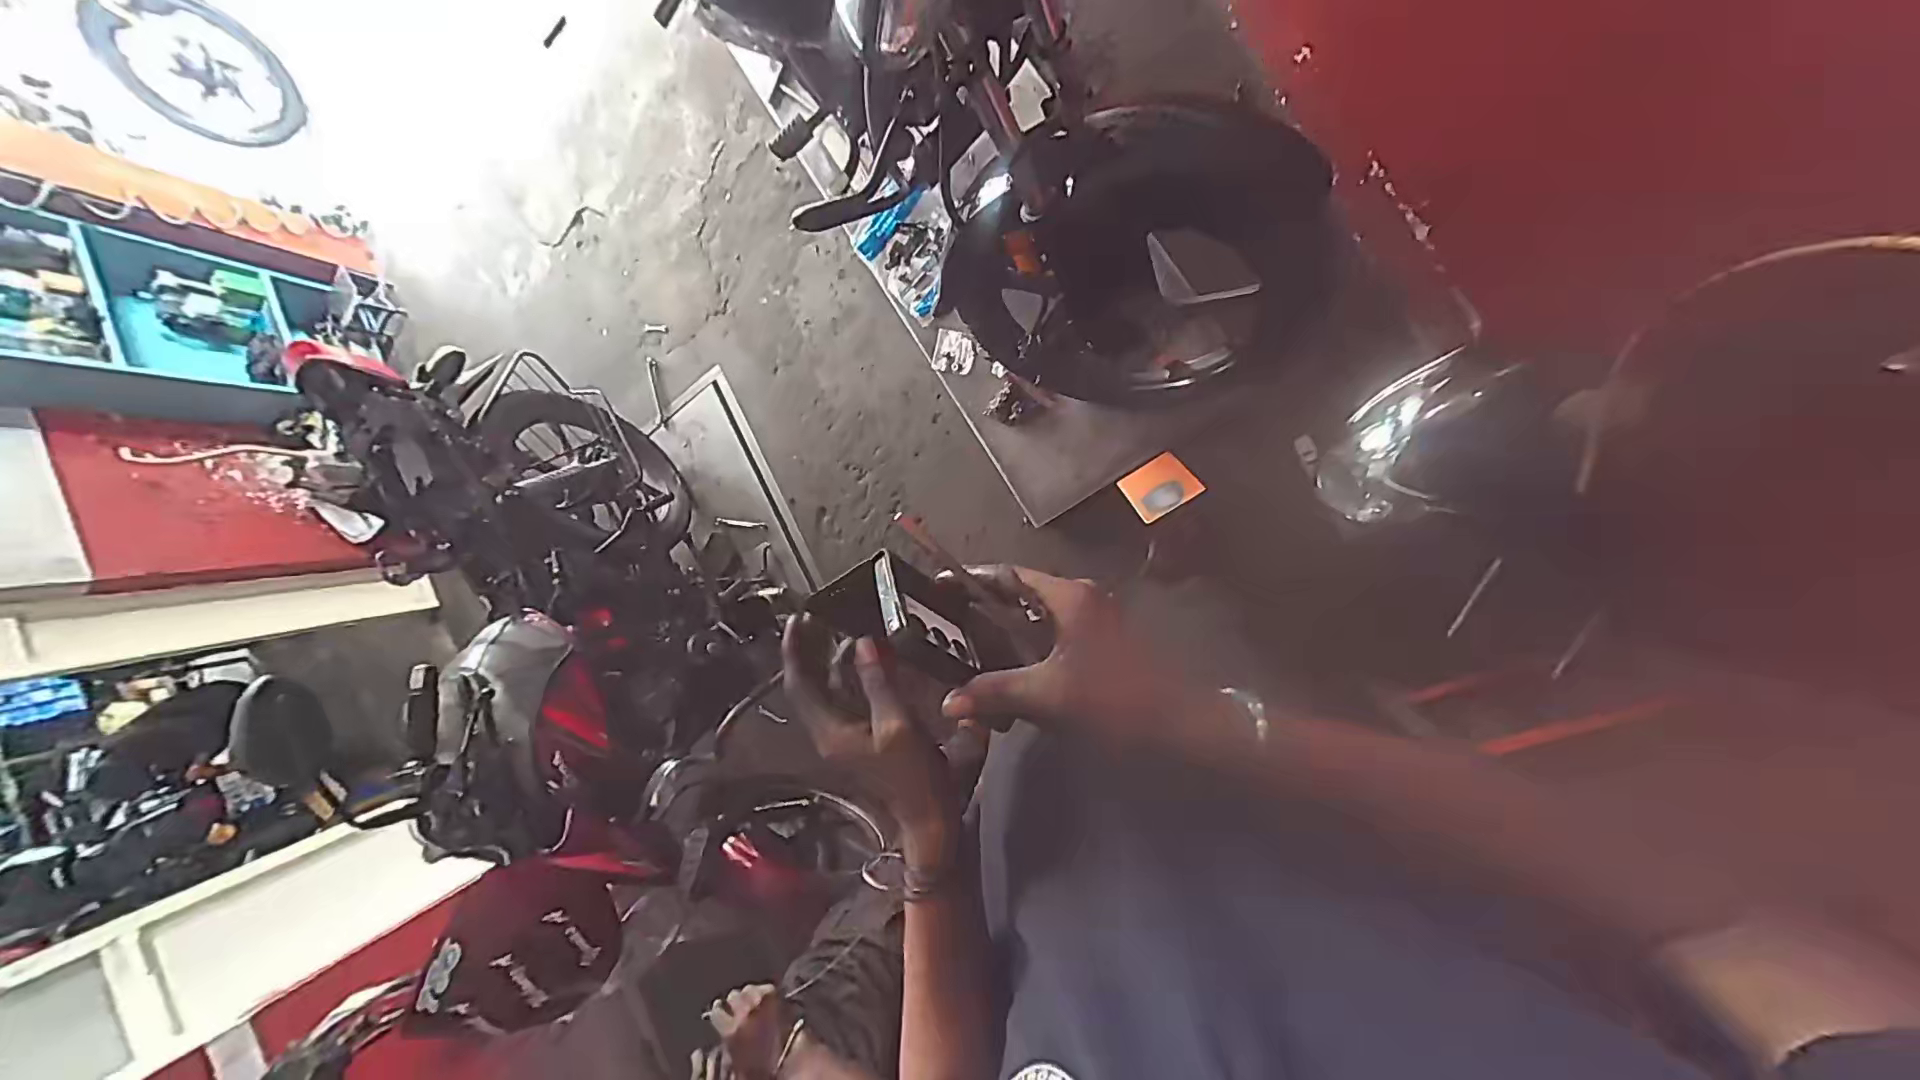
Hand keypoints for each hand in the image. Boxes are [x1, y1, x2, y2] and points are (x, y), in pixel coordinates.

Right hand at [705, 983, 792, 1079]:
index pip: (717, 1011)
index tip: (721, 1010)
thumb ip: (727, 1039)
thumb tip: (725, 1027)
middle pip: (733, 996)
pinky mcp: (774, 993)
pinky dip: (763, 991)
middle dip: (734, 1001)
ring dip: (749, 994)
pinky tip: (765, 999)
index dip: (719, 1011)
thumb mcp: (736, 1059)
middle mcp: (743, 1012)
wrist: (789, 1054)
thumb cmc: (762, 1065)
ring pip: (748, 989)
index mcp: (731, 1031)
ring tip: (753, 1001)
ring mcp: (759, 1000)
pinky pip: (763, 987)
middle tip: (739, 1007)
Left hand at [782, 615, 956, 854]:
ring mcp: (843, 736)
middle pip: (808, 684)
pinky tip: (862, 660)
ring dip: (829, 660)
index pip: (800, 684)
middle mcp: (828, 733)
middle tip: (817, 617)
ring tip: (840, 629)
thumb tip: (863, 645)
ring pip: (826, 690)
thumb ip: (878, 684)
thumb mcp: (898, 726)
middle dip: (809, 650)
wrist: (925, 821)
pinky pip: (844, 698)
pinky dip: (847, 675)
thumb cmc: (912, 779)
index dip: (796, 650)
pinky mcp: (859, 737)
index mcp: (829, 731)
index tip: (798, 620)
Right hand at [939, 566, 1205, 745]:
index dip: (974, 578)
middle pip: (1021, 597)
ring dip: (1006, 640)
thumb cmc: (1115, 698)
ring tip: (971, 658)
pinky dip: (1027, 657)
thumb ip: (995, 692)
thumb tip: (948, 702)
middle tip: (950, 629)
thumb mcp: (1048, 694)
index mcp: (1069, 597)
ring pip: (1036, 623)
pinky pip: (1052, 643)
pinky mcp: (1100, 648)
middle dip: (985, 614)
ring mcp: (1094, 624)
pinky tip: (1009, 682)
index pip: (1011, 574)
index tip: (941, 586)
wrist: (1182, 725)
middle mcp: (1081, 601)